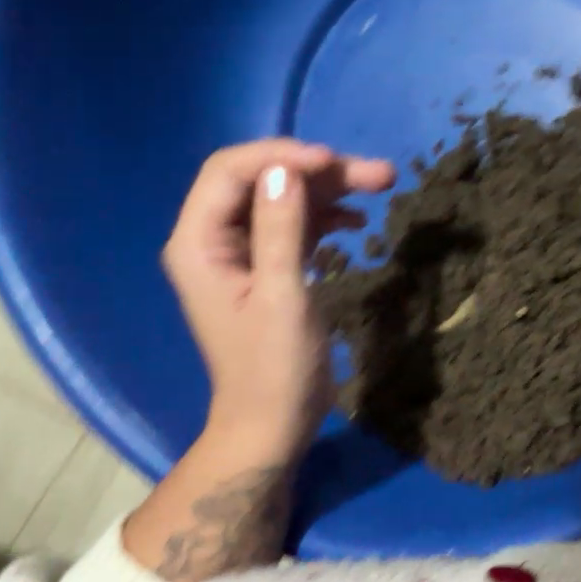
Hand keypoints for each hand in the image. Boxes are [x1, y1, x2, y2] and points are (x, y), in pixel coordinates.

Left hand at [162, 139, 394, 460]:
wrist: (274, 423)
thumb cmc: (274, 368)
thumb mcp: (283, 297)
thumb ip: (281, 231)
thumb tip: (288, 171)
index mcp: (199, 243)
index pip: (231, 173)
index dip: (282, 158)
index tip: (336, 163)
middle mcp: (214, 241)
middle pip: (262, 183)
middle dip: (319, 173)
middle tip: (380, 175)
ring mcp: (242, 256)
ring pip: (284, 202)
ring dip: (330, 193)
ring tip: (381, 188)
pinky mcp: (268, 272)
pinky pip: (294, 228)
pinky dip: (326, 219)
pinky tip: (358, 223)